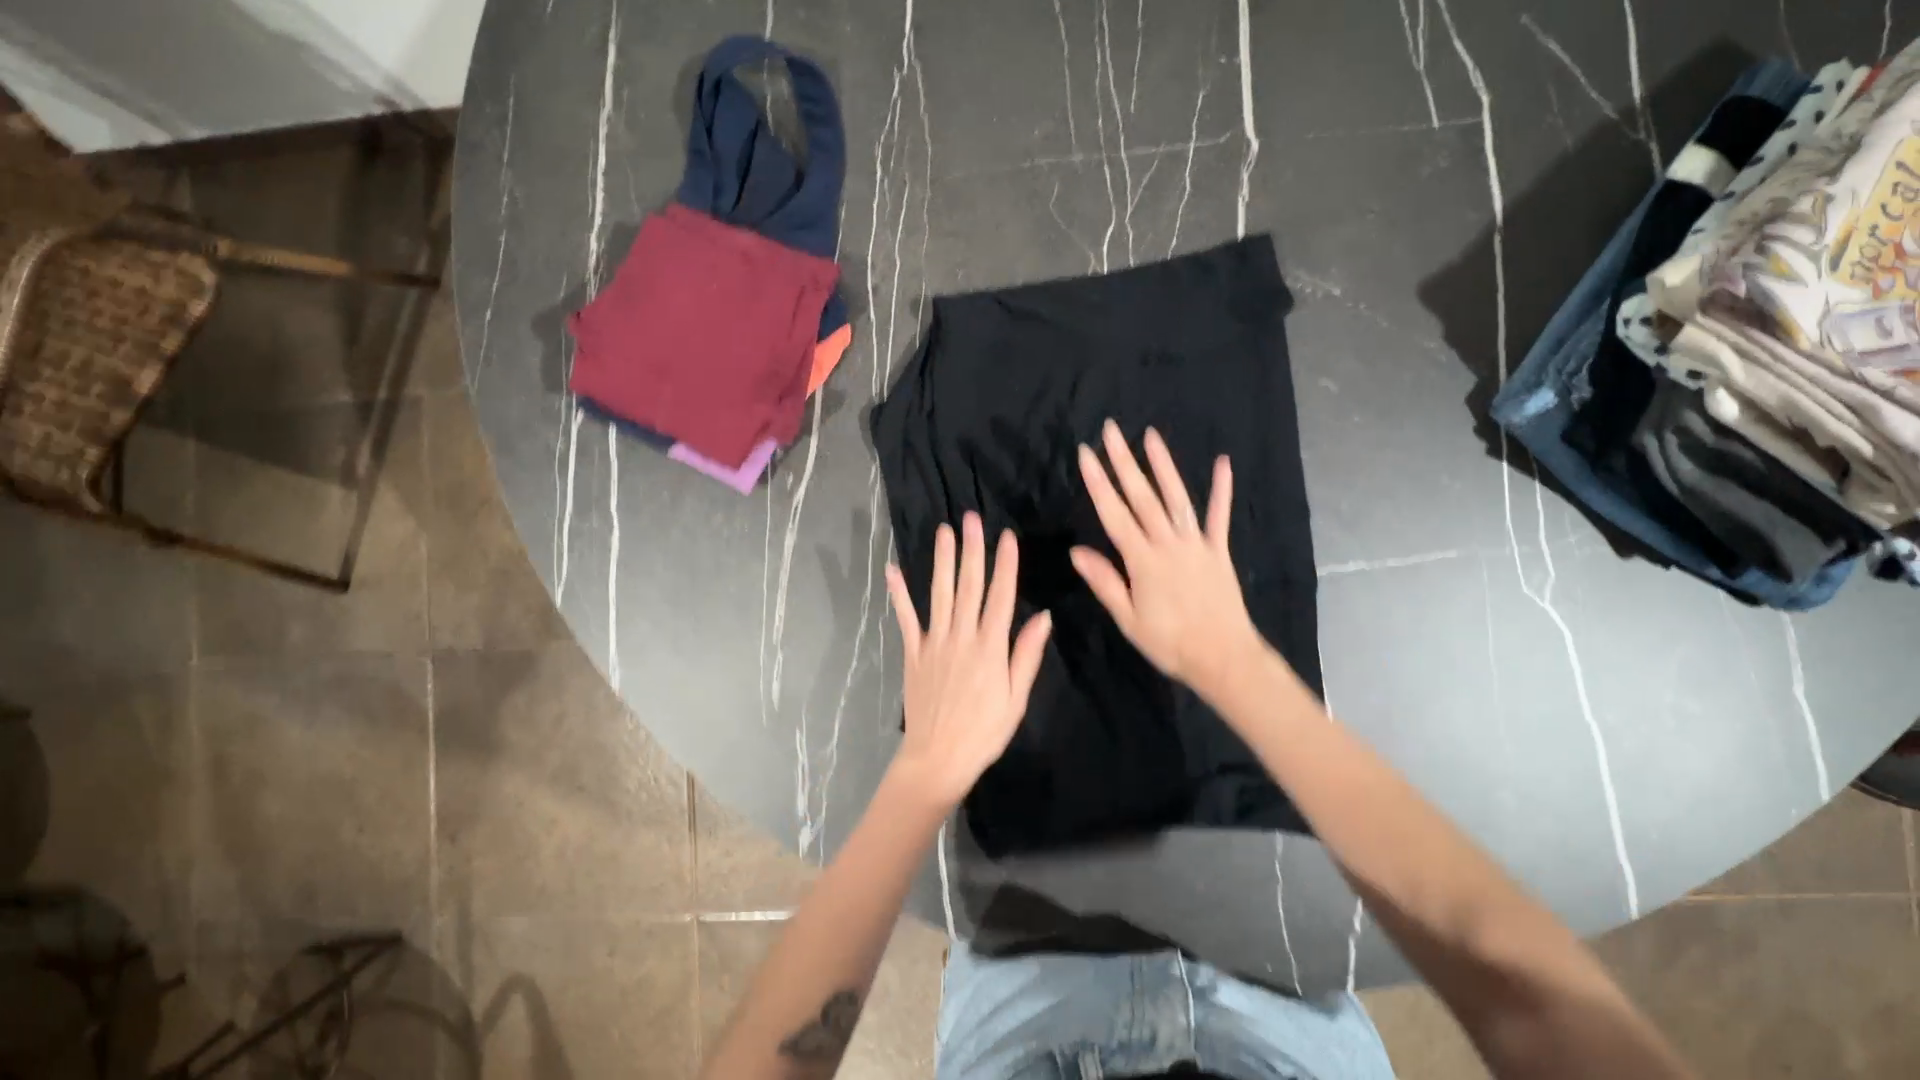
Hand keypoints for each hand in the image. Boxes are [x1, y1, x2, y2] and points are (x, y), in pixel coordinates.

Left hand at [884, 513, 1052, 811]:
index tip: (1007, 537)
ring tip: (944, 530)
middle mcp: (962, 637)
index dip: (1005, 564)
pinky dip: (899, 594)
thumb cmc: (985, 733)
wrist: (938, 758)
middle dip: (972, 550)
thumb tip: (1042, 616)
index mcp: (990, 648)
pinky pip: (906, 619)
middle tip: (972, 518)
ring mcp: (934, 643)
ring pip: (939, 594)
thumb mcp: (1016, 699)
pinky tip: (893, 570)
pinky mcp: (913, 654)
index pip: (1001, 596)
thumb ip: (1026, 655)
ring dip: (941, 560)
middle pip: (969, 586)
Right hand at [1072, 421, 1260, 694]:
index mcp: (1142, 561)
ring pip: (1176, 498)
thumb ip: (1105, 582)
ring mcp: (1196, 544)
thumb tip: (1076, 551)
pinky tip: (1223, 463)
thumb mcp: (1128, 620)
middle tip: (1110, 430)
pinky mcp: (1218, 551)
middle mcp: (1168, 544)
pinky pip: (1218, 516)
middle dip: (1123, 462)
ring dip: (1163, 465)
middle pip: (1142, 497)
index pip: (1114, 514)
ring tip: (1150, 435)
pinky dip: (1221, 489)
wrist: (1223, 657)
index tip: (1085, 455)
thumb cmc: (1169, 644)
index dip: (1098, 483)